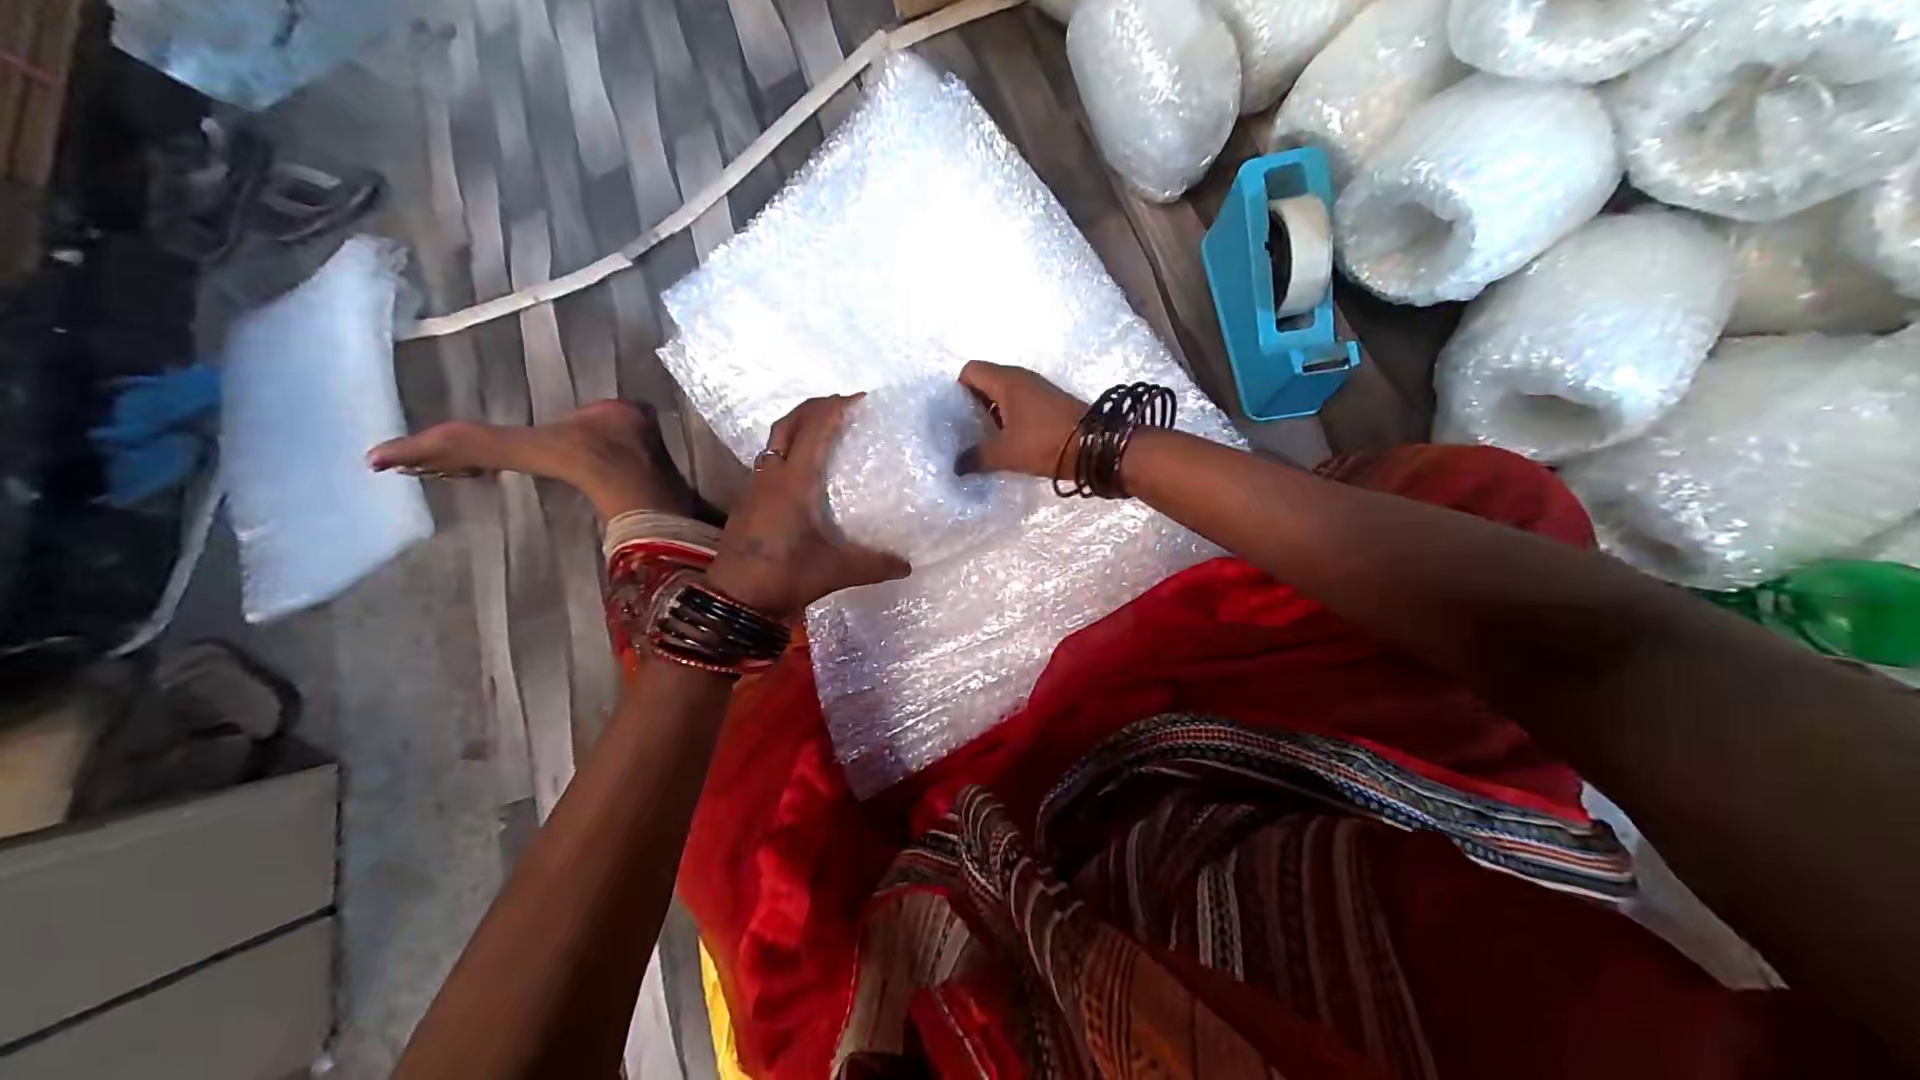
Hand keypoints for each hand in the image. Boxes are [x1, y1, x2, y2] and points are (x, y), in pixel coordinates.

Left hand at [706, 395, 910, 617]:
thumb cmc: (785, 577)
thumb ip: (875, 565)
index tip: (861, 400)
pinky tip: (804, 466)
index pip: (816, 429)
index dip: (837, 407)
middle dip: (816, 406)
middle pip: (790, 422)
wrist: (735, 598)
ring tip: (826, 428)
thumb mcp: (836, 571)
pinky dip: (788, 447)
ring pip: (776, 438)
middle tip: (843, 405)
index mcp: (795, 481)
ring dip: (799, 424)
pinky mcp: (749, 498)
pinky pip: (770, 458)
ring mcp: (756, 485)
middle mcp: (773, 474)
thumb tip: (907, 565)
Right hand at [955, 361, 1087, 479]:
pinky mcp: (1049, 404)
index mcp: (1006, 380)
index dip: (957, 391)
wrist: (1096, 446)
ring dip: (991, 416)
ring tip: (983, 441)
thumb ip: (976, 457)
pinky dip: (1008, 420)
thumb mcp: (1005, 453)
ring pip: (1003, 395)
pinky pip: (1019, 405)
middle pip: (985, 382)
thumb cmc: (1044, 442)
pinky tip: (1006, 443)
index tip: (955, 417)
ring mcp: (1037, 390)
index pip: (970, 371)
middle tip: (964, 432)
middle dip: (972, 406)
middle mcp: (1021, 378)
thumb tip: (956, 466)